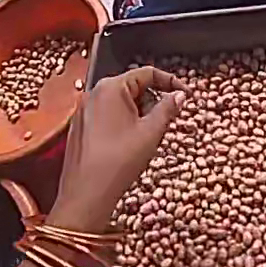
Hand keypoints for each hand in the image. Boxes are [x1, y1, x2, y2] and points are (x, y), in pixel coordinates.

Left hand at [49, 66, 185, 231]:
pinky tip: (129, 144)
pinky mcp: (80, 127)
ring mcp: (84, 110)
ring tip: (147, 136)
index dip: (170, 81)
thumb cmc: (119, 161)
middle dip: (153, 101)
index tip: (185, 94)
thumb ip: (168, 108)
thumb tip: (180, 95)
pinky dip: (123, 123)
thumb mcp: (151, 132)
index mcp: (111, 88)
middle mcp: (94, 94)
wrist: (87, 193)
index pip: (146, 73)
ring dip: (139, 114)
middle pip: (132, 86)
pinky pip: (107, 116)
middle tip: (167, 121)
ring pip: (120, 103)